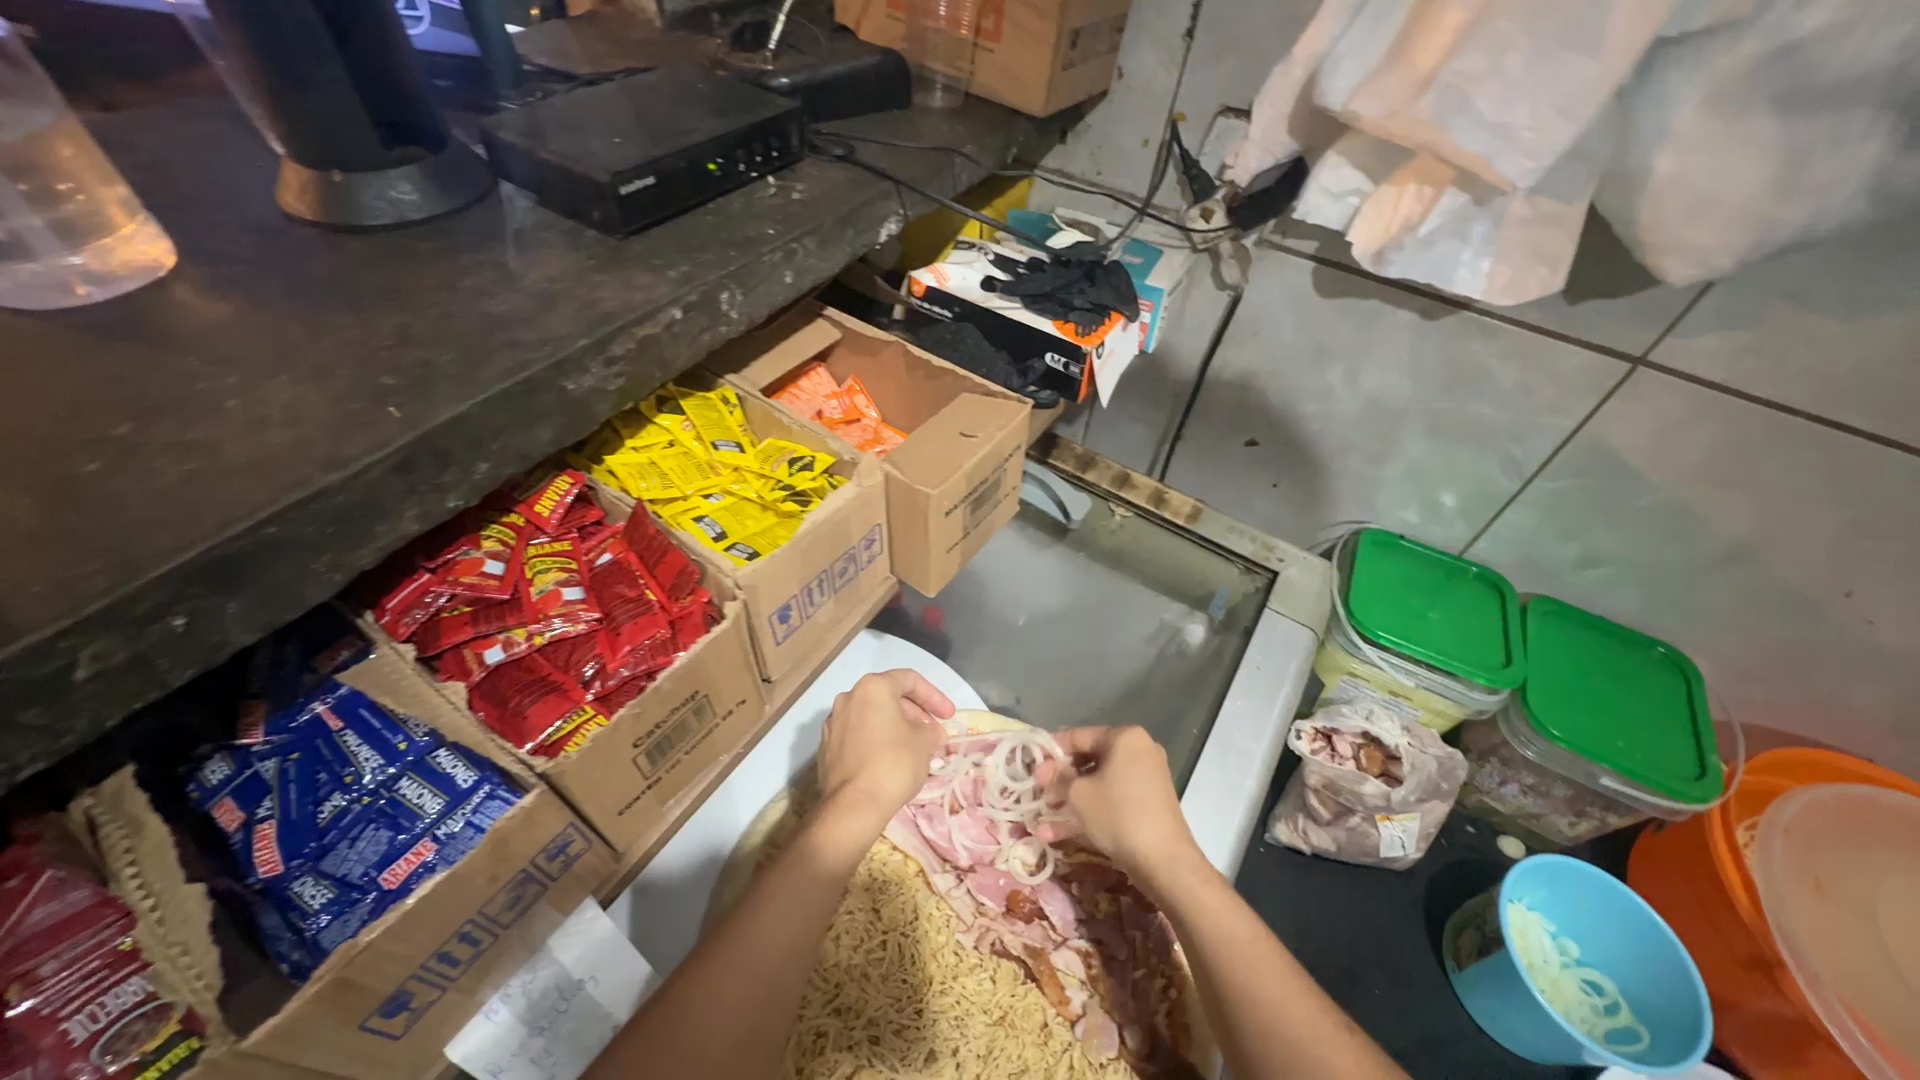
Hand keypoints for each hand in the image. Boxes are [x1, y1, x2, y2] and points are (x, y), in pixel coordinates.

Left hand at [816, 670, 953, 832]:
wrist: (853, 806)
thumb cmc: (893, 764)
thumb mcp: (924, 743)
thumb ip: (931, 730)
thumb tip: (930, 732)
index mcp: (872, 688)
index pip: (909, 680)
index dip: (934, 696)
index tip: (948, 716)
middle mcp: (848, 699)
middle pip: (888, 697)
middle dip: (914, 713)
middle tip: (933, 733)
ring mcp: (833, 724)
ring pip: (871, 717)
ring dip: (895, 727)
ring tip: (914, 748)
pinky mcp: (827, 748)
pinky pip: (858, 735)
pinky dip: (876, 741)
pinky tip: (890, 761)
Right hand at [1039, 726, 1199, 877]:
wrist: (1165, 861)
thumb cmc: (1118, 815)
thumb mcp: (1079, 794)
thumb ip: (1057, 777)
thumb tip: (1042, 769)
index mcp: (1125, 737)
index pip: (1079, 735)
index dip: (1051, 751)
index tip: (1031, 768)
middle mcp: (1139, 751)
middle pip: (1089, 759)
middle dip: (1060, 779)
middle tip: (1037, 793)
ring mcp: (1145, 779)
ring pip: (1098, 783)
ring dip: (1069, 800)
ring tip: (1041, 816)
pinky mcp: (1146, 804)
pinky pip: (1111, 799)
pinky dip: (1088, 811)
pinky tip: (1056, 833)